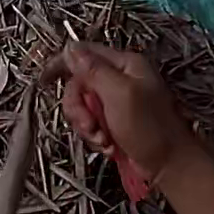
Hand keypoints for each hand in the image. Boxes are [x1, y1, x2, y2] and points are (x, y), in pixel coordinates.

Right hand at [60, 41, 211, 185]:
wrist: (169, 166)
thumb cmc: (149, 128)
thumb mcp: (119, 94)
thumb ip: (93, 70)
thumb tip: (70, 47)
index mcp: (124, 64)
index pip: (83, 53)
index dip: (61, 64)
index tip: (44, 80)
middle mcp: (118, 79)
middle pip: (78, 85)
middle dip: (78, 109)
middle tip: (90, 126)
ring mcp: (116, 101)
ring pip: (81, 107)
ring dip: (86, 126)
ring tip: (103, 140)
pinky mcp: (113, 121)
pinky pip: (90, 123)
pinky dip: (94, 136)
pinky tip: (108, 146)